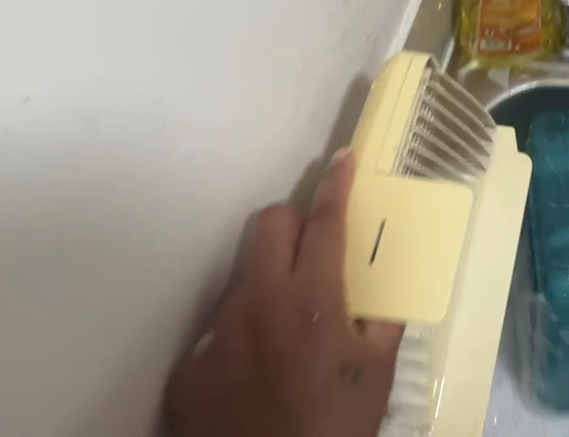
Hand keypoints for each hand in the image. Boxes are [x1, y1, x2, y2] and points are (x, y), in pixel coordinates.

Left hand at [166, 149, 402, 436]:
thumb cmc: (335, 429)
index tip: (343, 158)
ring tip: (284, 324)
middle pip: (269, 223)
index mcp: (313, 300)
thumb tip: (376, 295)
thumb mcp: (377, 374)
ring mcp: (218, 334)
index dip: (337, 182)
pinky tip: (255, 368)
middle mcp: (260, 303)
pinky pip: (219, 326)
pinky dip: (242, 331)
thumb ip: (380, 321)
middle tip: (312, 246)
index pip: (325, 220)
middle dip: (294, 221)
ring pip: (243, 273)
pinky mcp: (188, 367)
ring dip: (268, 278)